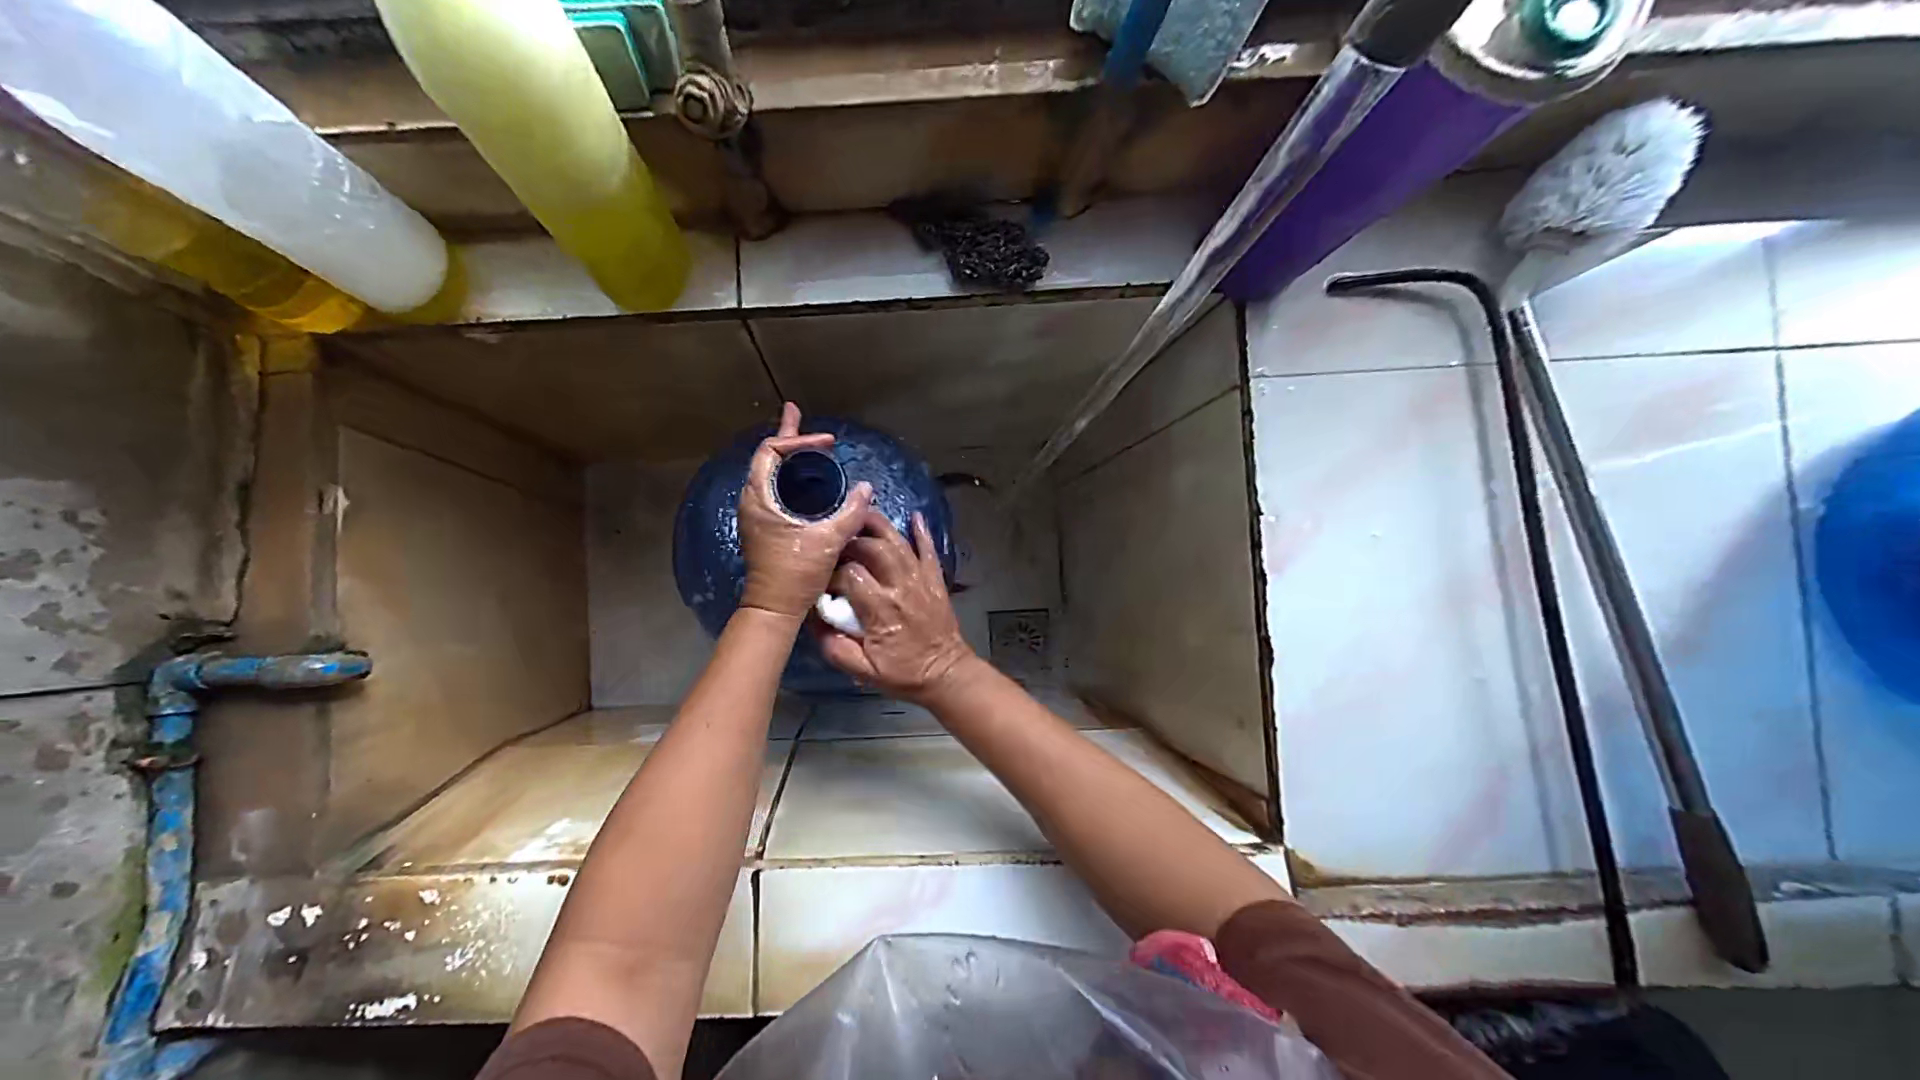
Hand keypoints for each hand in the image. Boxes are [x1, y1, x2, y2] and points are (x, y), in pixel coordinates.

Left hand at [738, 403, 871, 619]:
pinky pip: (776, 490)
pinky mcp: (766, 527)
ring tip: (804, 441)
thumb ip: (850, 512)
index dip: (798, 440)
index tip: (827, 443)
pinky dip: (790, 477)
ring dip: (789, 457)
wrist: (774, 609)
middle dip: (786, 436)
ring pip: (771, 474)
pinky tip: (807, 480)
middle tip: (796, 413)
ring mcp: (758, 515)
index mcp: (760, 498)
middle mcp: (753, 502)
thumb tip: (867, 489)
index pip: (772, 451)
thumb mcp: (827, 540)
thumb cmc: (795, 573)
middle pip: (768, 457)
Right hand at [815, 511, 977, 702]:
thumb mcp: (862, 670)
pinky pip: (929, 550)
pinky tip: (914, 516)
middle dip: (852, 539)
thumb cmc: (903, 673)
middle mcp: (900, 587)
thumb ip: (834, 646)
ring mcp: (921, 580)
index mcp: (880, 609)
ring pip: (899, 543)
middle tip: (837, 539)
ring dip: (879, 526)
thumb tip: (812, 619)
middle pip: (874, 549)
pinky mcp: (935, 579)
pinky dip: (922, 532)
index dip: (832, 572)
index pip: (850, 574)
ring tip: (861, 513)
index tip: (823, 578)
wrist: (945, 674)